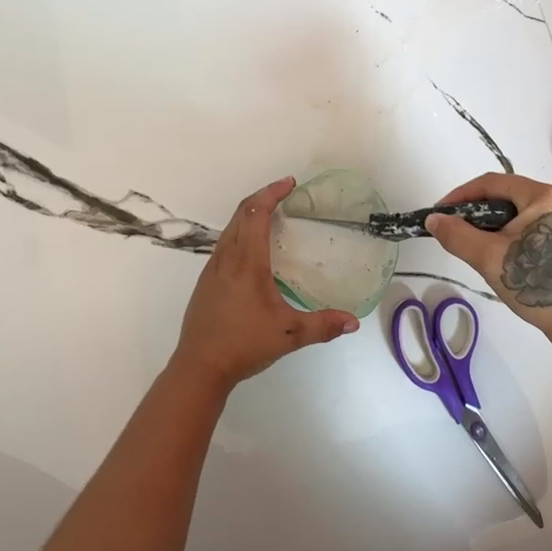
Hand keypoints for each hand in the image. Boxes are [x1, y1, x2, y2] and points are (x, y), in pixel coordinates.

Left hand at [171, 178, 360, 389]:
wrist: (199, 367)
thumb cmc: (243, 345)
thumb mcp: (288, 336)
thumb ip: (322, 326)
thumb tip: (352, 322)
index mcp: (247, 262)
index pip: (256, 213)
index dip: (272, 193)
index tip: (290, 183)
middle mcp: (227, 258)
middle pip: (241, 213)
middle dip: (263, 197)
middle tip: (285, 193)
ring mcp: (213, 268)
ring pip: (230, 227)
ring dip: (249, 214)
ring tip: (272, 215)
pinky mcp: (206, 280)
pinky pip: (224, 243)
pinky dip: (240, 231)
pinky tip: (253, 250)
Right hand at [426, 174, 551, 363]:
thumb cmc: (535, 285)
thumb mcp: (489, 258)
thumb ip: (457, 235)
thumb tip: (432, 219)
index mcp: (543, 195)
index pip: (491, 183)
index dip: (461, 195)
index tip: (439, 213)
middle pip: (503, 193)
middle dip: (474, 210)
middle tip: (452, 228)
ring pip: (512, 208)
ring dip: (488, 221)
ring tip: (469, 240)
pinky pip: (524, 219)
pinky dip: (504, 229)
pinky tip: (493, 247)